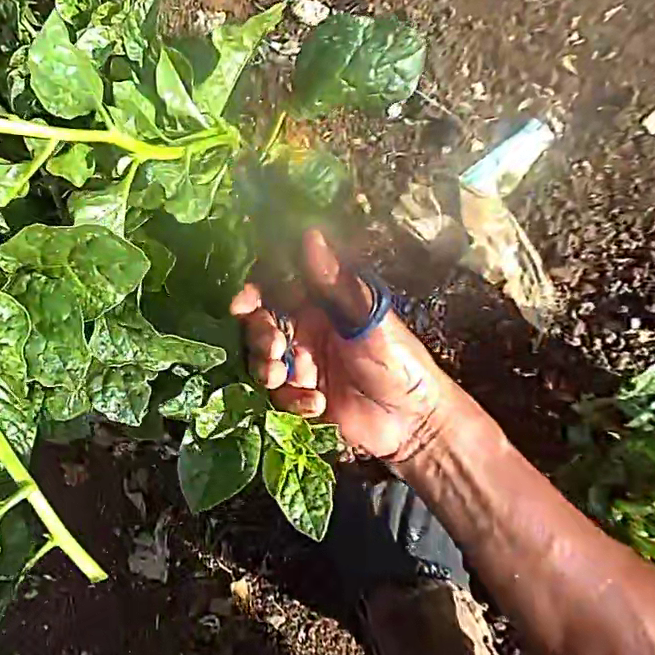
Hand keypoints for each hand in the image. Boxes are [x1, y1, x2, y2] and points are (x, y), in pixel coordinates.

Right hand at [230, 229, 457, 460]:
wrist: (413, 420)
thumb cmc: (398, 359)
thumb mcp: (367, 318)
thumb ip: (333, 282)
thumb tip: (311, 234)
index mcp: (320, 306)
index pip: (275, 291)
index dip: (253, 294)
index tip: (242, 303)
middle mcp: (305, 333)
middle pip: (260, 327)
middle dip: (259, 335)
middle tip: (274, 347)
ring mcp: (302, 367)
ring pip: (263, 362)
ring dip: (266, 368)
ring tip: (284, 376)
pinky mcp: (301, 399)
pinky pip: (279, 397)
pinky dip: (291, 400)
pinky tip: (316, 404)